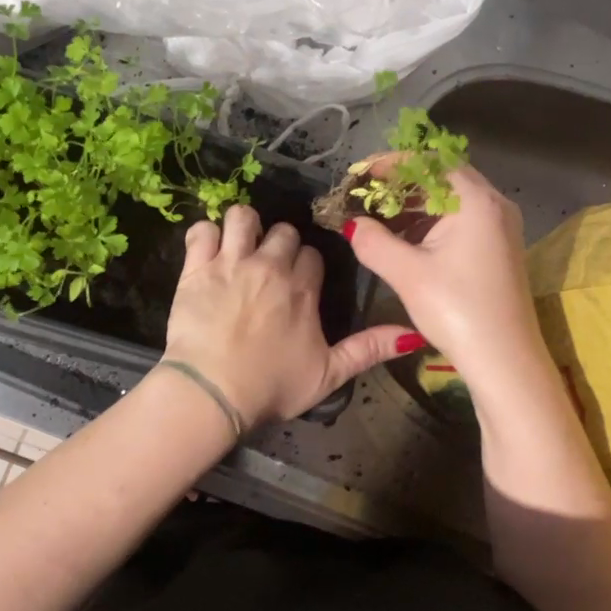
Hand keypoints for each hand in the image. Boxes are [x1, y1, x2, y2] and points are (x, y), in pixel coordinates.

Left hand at [164, 205, 412, 425]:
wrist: (213, 392)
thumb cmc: (271, 387)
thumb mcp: (329, 375)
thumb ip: (369, 349)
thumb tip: (415, 335)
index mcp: (303, 289)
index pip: (312, 255)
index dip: (306, 265)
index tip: (299, 281)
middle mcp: (270, 266)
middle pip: (283, 232)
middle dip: (279, 244)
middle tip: (268, 267)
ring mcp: (231, 263)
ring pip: (243, 217)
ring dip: (244, 227)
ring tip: (239, 246)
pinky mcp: (195, 268)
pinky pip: (202, 230)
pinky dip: (205, 236)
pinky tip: (206, 250)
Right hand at [344, 165, 544, 389]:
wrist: (505, 359)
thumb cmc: (456, 309)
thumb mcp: (407, 274)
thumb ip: (373, 242)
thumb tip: (352, 225)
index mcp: (475, 200)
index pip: (430, 162)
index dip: (391, 163)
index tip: (360, 175)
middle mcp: (494, 205)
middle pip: (443, 178)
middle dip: (401, 185)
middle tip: (365, 197)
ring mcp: (500, 228)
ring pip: (452, 201)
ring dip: (415, 206)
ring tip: (378, 219)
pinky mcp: (498, 250)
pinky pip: (461, 221)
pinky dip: (432, 223)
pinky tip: (406, 241)